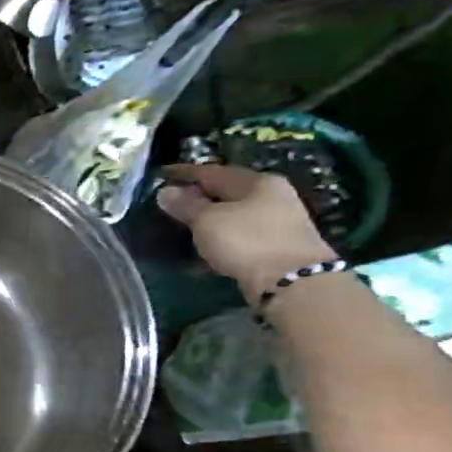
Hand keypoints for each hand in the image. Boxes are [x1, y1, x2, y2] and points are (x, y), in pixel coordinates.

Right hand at [156, 164, 338, 303]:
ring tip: (180, 223)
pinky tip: (201, 241)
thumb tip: (166, 191)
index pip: (212, 171)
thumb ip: (185, 204)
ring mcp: (276, 218)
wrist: (291, 280)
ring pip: (231, 211)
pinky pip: (237, 230)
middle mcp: (271, 194)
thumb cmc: (246, 241)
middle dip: (196, 195)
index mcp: (256, 181)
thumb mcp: (207, 220)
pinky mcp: (274, 241)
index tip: (160, 174)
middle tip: (168, 201)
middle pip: (225, 190)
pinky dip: (217, 233)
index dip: (183, 172)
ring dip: (206, 216)